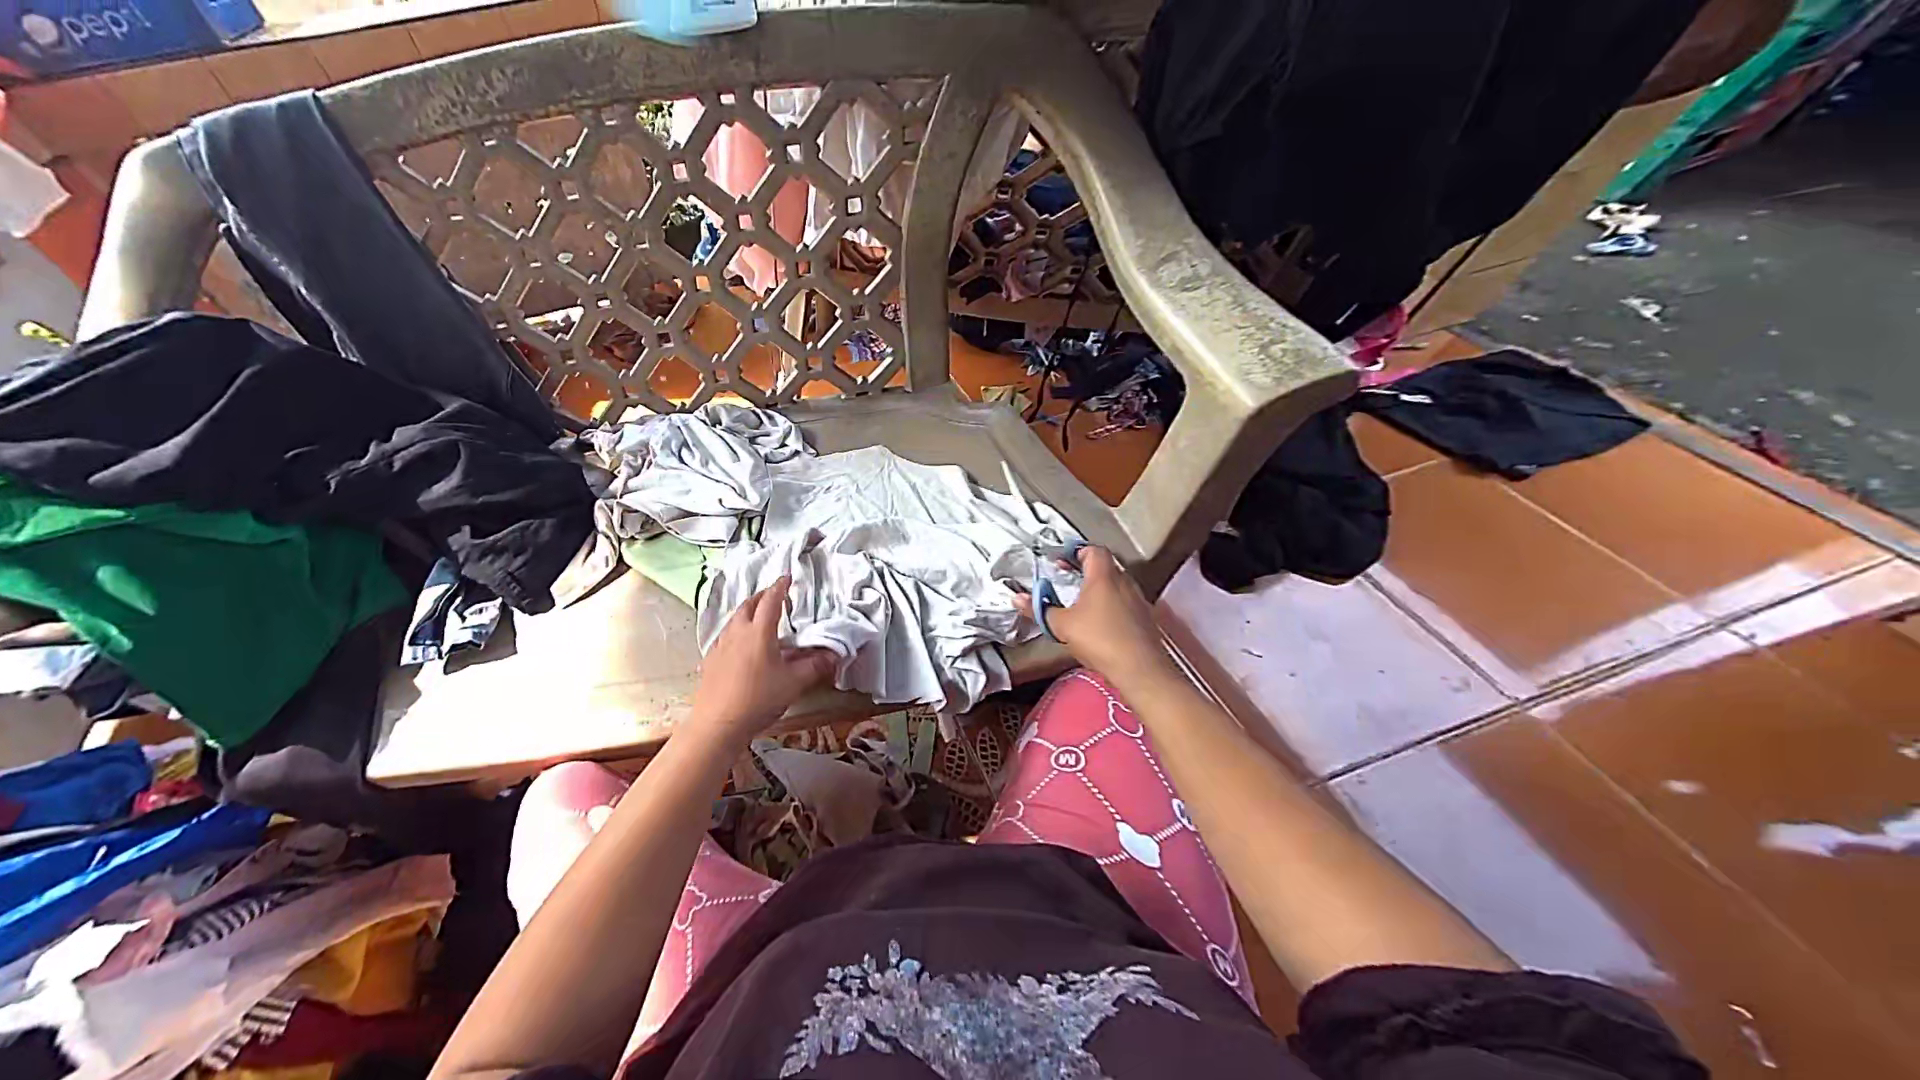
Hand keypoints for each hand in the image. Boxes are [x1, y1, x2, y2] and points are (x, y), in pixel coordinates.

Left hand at [689, 576, 835, 748]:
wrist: (717, 725)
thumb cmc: (758, 699)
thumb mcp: (794, 683)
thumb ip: (815, 666)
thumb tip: (834, 655)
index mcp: (759, 631)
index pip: (771, 600)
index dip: (780, 587)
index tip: (787, 578)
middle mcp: (737, 633)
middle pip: (748, 605)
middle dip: (762, 596)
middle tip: (773, 595)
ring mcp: (720, 646)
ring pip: (734, 620)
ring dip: (747, 613)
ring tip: (758, 618)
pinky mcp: (710, 662)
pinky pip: (725, 638)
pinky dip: (736, 633)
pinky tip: (740, 646)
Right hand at [1015, 546, 1180, 690]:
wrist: (1140, 669)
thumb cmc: (1100, 639)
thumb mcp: (1062, 625)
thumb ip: (1039, 610)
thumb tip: (1017, 598)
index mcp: (1104, 576)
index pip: (1093, 550)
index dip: (1077, 551)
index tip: (1062, 560)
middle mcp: (1124, 582)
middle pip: (1105, 566)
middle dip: (1085, 570)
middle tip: (1067, 578)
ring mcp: (1138, 599)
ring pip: (1116, 584)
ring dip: (1099, 588)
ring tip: (1081, 602)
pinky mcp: (1145, 618)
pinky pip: (1125, 602)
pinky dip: (1111, 605)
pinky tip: (1099, 622)